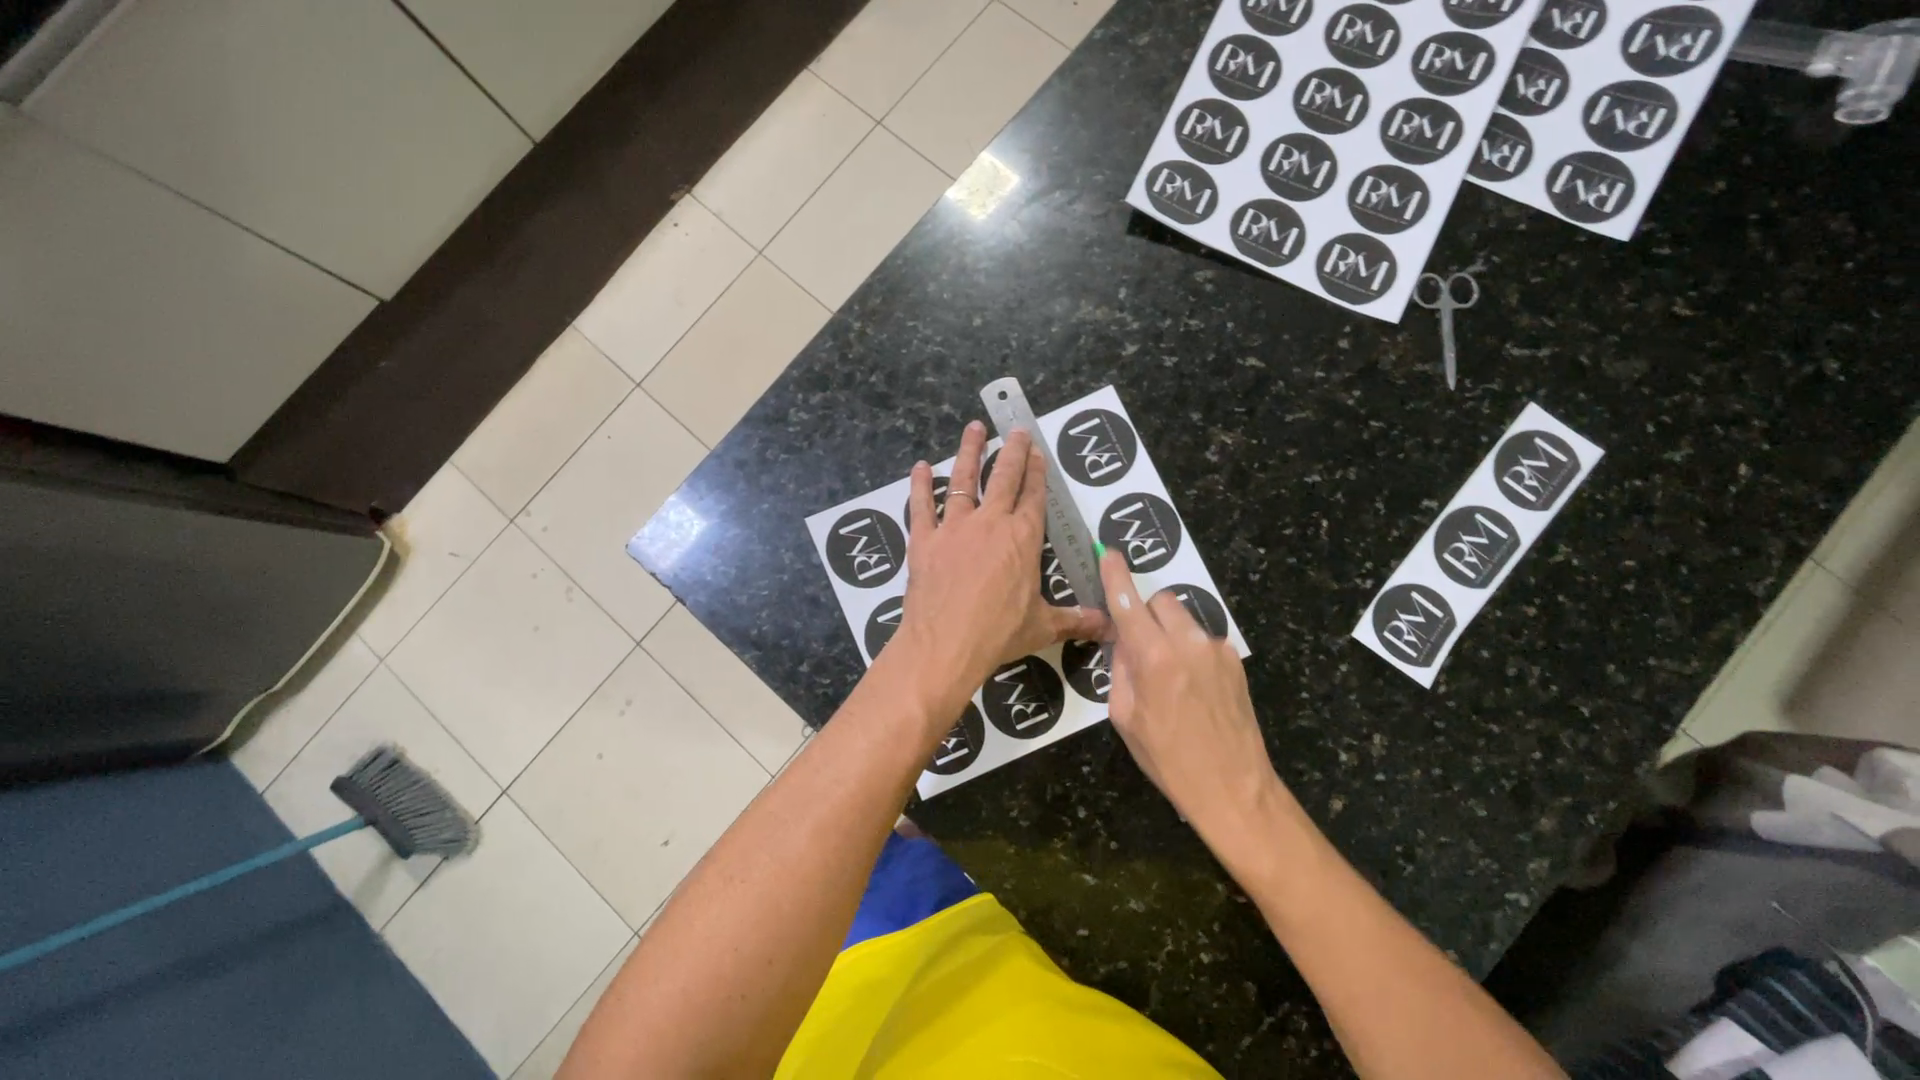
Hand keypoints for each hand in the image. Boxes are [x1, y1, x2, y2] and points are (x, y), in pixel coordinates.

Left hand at [892, 422, 1106, 716]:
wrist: (945, 644)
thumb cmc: (998, 634)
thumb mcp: (1043, 627)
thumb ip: (1075, 620)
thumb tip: (1109, 626)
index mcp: (1023, 539)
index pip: (1034, 497)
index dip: (1037, 472)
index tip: (1037, 451)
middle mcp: (990, 523)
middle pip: (1003, 478)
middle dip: (1011, 452)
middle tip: (1015, 429)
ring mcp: (954, 528)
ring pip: (962, 481)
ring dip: (968, 453)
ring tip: (973, 429)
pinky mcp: (923, 541)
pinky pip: (921, 506)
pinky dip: (920, 486)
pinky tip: (919, 468)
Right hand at [1100, 551, 1297, 854]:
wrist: (1233, 786)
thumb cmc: (1169, 759)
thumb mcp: (1125, 718)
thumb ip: (1120, 670)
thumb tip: (1123, 643)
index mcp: (1154, 657)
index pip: (1129, 603)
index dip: (1116, 576)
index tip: (1109, 554)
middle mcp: (1188, 643)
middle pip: (1161, 602)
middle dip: (1145, 614)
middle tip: (1138, 648)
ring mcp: (1217, 650)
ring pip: (1183, 621)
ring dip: (1169, 634)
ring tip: (1169, 678)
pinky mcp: (1235, 661)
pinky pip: (1203, 642)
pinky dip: (1191, 653)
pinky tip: (1193, 689)